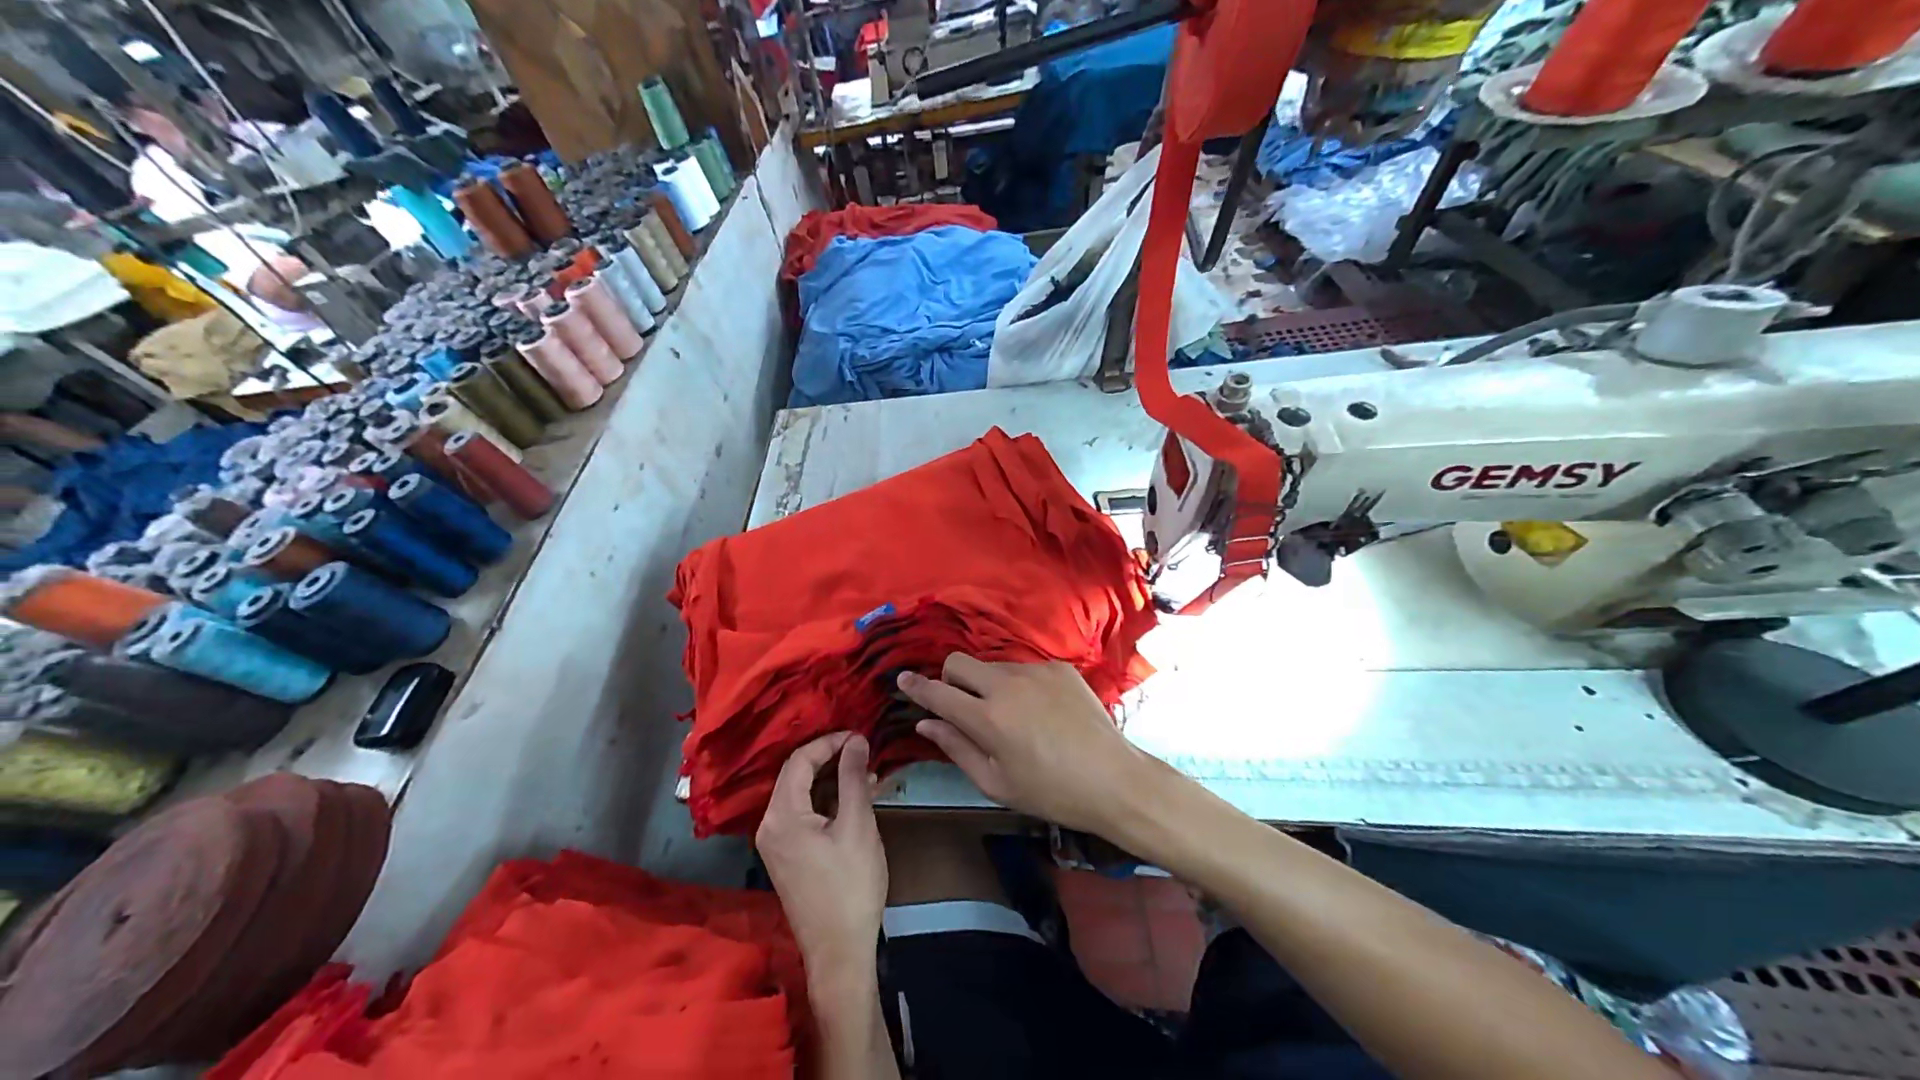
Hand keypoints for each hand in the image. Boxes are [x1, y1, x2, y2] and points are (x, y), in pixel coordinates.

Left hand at [756, 733, 886, 982]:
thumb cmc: (850, 886)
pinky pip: (803, 814)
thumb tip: (856, 740)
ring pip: (801, 795)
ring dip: (832, 781)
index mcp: (781, 815)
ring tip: (868, 775)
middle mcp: (769, 825)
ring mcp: (775, 843)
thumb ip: (854, 778)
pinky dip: (826, 802)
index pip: (799, 760)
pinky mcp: (786, 856)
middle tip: (864, 752)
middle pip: (796, 775)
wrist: (839, 951)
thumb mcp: (857, 826)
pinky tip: (854, 800)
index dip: (829, 742)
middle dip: (831, 759)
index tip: (860, 736)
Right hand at [897, 656, 1164, 836]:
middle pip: (959, 662)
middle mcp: (1007, 684)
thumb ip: (957, 748)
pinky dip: (1021, 686)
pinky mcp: (1060, 668)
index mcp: (987, 717)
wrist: (1114, 780)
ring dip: (987, 684)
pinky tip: (1041, 713)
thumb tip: (926, 725)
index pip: (938, 692)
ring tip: (1011, 717)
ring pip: (992, 666)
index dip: (916, 686)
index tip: (903, 680)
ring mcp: (1036, 671)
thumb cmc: (1050, 792)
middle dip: (950, 679)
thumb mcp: (996, 782)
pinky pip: (1025, 669)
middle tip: (962, 706)